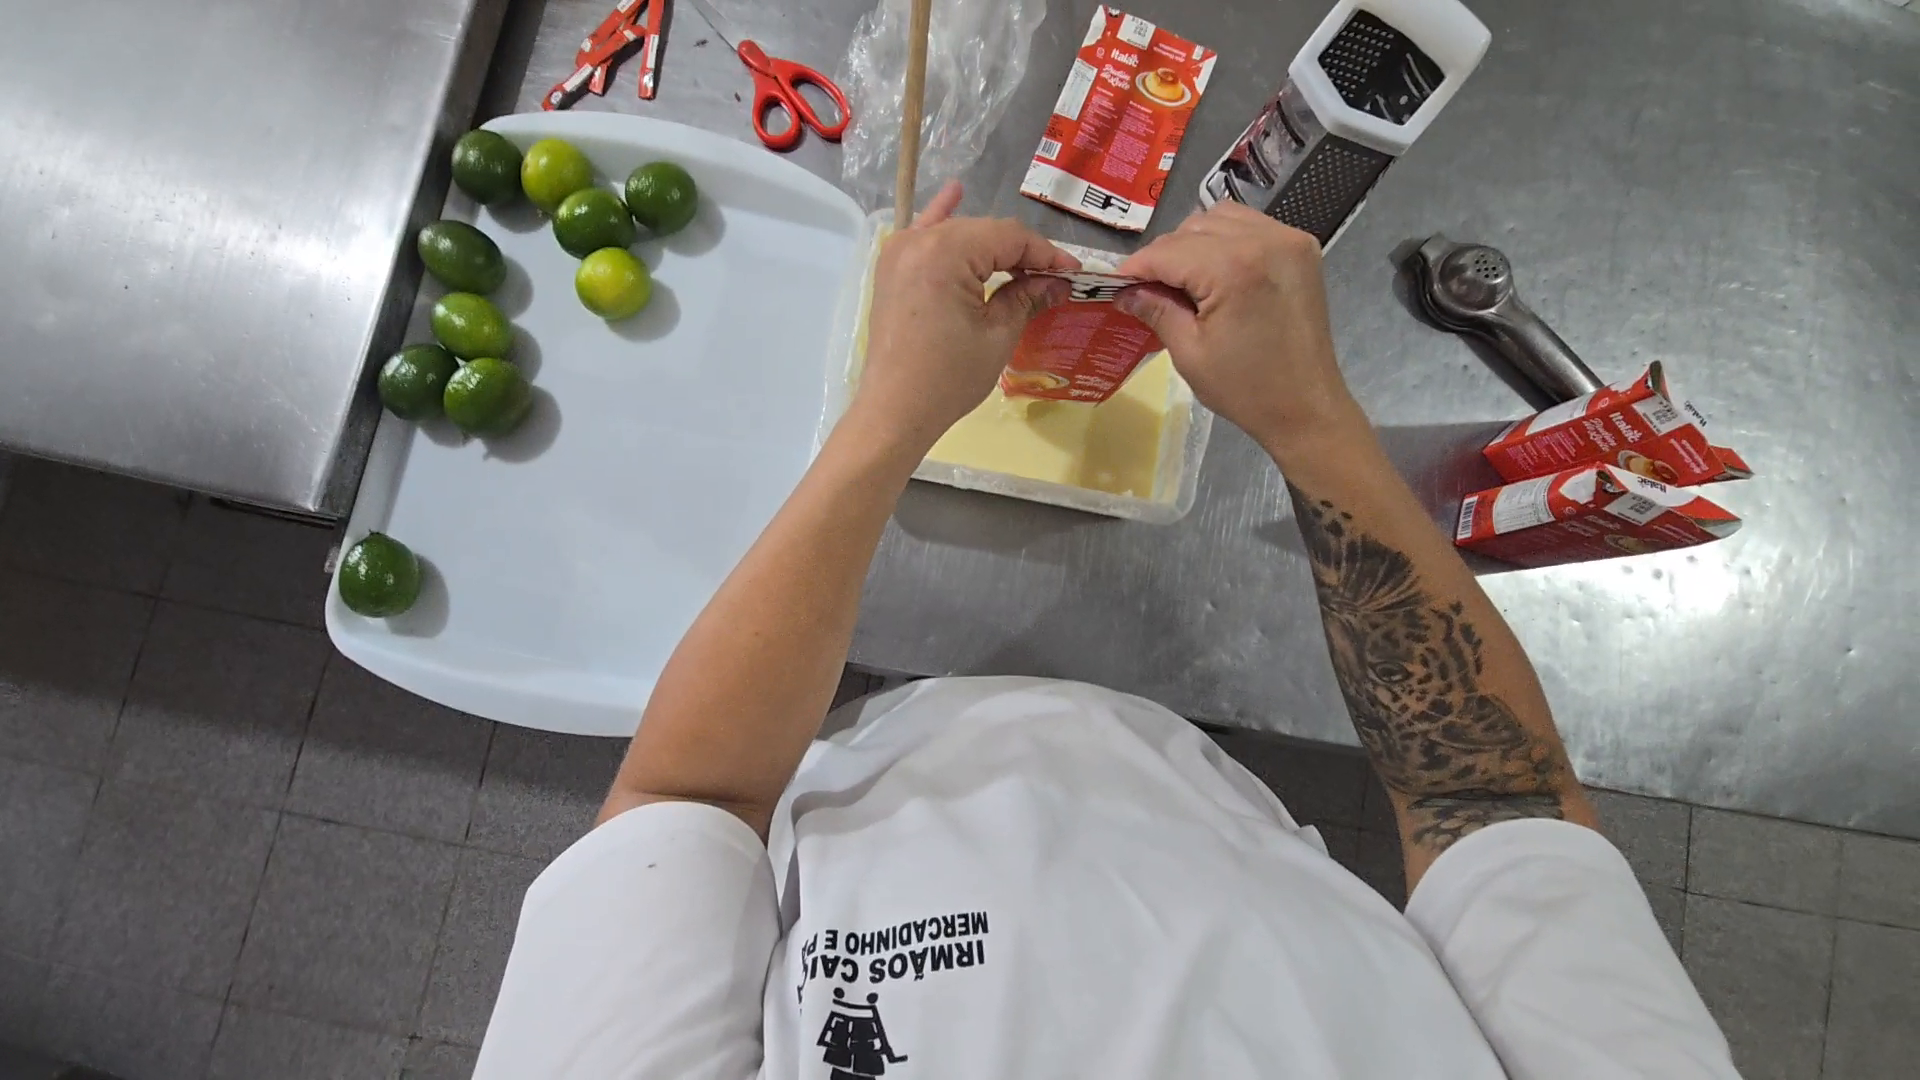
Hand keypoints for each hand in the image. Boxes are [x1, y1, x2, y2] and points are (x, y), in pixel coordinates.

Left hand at [849, 182, 1078, 453]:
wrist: (894, 411)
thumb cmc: (948, 379)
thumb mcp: (997, 337)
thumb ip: (1025, 298)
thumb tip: (1056, 282)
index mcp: (946, 251)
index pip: (1009, 237)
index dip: (1045, 254)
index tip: (1073, 272)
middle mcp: (918, 240)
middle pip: (983, 232)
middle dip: (1019, 252)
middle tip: (1051, 277)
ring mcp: (899, 253)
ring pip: (957, 234)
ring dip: (989, 244)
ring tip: (1022, 259)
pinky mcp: (892, 271)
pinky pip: (923, 237)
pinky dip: (941, 218)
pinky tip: (955, 192)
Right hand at [1115, 202, 1362, 450]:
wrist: (1306, 406)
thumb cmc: (1244, 389)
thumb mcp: (1189, 353)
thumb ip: (1157, 311)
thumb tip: (1125, 292)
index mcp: (1233, 268)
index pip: (1168, 251)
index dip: (1136, 268)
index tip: (1114, 285)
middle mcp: (1263, 240)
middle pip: (1192, 228)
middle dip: (1163, 256)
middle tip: (1146, 290)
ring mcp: (1287, 239)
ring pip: (1220, 218)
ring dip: (1192, 242)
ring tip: (1180, 280)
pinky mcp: (1300, 248)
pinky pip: (1250, 226)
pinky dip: (1224, 240)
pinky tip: (1213, 272)